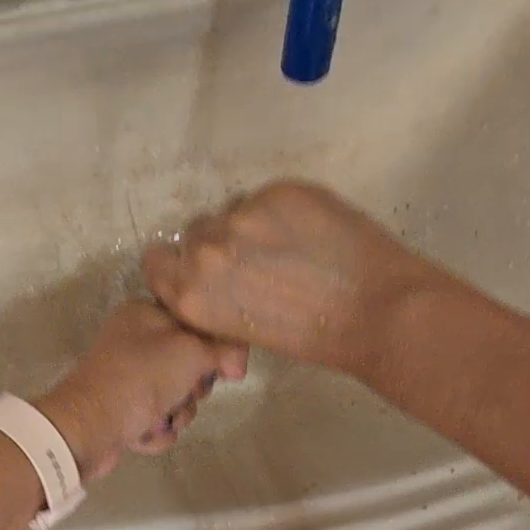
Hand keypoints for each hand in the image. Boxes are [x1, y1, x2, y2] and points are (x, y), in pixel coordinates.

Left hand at [34, 300, 247, 480]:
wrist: (88, 427)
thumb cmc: (140, 379)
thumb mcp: (191, 351)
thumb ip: (223, 350)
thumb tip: (238, 364)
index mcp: (145, 315)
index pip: (197, 325)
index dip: (216, 349)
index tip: (227, 370)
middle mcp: (134, 343)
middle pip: (189, 365)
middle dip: (192, 389)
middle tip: (186, 393)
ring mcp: (127, 380)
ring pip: (176, 398)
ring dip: (176, 414)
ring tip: (161, 419)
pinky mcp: (122, 412)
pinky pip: (157, 421)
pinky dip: (156, 431)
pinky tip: (143, 433)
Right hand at [141, 181, 481, 379]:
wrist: (373, 310)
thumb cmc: (309, 338)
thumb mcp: (241, 332)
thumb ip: (212, 301)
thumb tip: (209, 283)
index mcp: (191, 294)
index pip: (156, 262)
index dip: (177, 267)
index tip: (203, 274)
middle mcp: (206, 252)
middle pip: (194, 232)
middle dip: (217, 245)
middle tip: (254, 264)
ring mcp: (243, 215)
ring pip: (231, 210)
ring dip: (249, 225)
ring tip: (287, 248)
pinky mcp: (279, 190)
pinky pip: (265, 196)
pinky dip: (281, 211)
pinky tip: (309, 234)